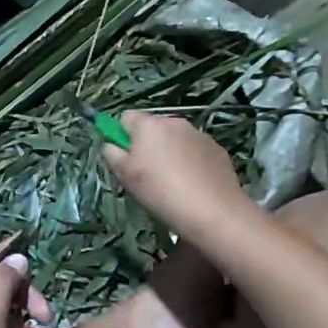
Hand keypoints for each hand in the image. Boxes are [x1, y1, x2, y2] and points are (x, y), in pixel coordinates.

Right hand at [102, 111, 247, 233]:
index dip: (121, 135)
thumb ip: (112, 154)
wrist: (212, 210)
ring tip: (171, 182)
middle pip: (152, 127)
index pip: (126, 116)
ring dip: (168, 152)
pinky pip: (194, 150)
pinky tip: (191, 184)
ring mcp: (199, 134)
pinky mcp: (217, 149)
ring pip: (175, 138)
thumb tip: (110, 144)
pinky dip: (189, 161)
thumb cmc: (159, 191)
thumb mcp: (125, 175)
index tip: (124, 158)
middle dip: (146, 144)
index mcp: (149, 125)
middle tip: (146, 173)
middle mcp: (175, 122)